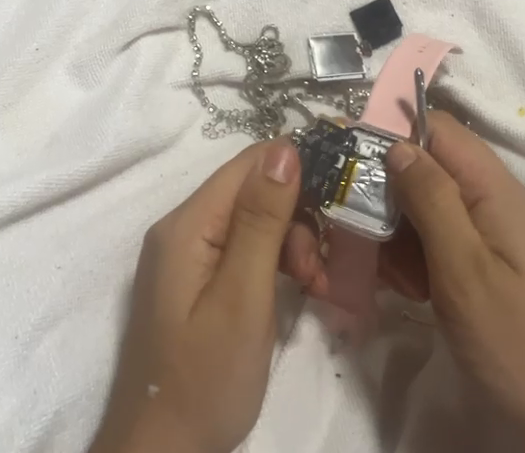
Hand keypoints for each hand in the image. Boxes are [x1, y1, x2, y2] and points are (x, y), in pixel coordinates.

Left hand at [89, 140, 302, 452]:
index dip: (297, 168)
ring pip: (253, 221)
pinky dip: (275, 264)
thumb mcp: (243, 297)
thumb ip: (262, 220)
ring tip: (315, 286)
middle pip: (252, 192)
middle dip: (297, 218)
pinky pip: (243, 250)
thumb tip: (284, 146)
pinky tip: (298, 290)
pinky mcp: (196, 281)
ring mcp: (187, 256)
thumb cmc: (206, 378)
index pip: (249, 164)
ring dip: (291, 244)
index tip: (343, 194)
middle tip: (319, 269)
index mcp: (187, 225)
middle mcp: (182, 229)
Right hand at [284, 113, 524, 452]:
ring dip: (396, 231)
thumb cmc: (511, 337)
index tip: (351, 165)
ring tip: (396, 275)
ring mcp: (483, 228)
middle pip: (424, 164)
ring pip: (420, 203)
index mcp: (492, 186)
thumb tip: (397, 144)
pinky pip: (430, 237)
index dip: (392, 134)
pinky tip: (408, 290)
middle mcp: (489, 196)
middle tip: (369, 236)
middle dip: (388, 193)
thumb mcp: (463, 266)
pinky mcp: (474, 258)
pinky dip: (410, 256)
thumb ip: (431, 198)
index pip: (437, 127)